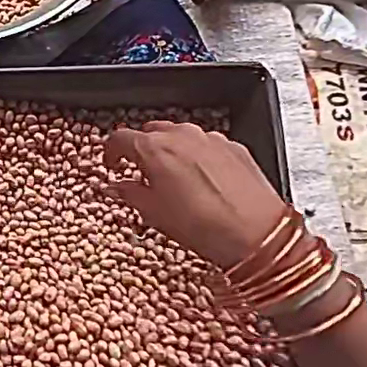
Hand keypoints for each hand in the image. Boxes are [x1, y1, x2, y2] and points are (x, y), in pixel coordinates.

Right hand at [102, 121, 287, 268]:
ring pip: (179, 135)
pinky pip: (205, 144)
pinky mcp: (234, 147)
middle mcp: (182, 136)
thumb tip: (116, 187)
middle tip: (137, 171)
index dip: (110, 151)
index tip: (111, 163)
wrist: (256, 233)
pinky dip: (195, 155)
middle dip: (140, 149)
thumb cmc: (205, 225)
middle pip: (150, 132)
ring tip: (169, 177)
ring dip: (168, 150)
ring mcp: (210, 139)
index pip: (120, 138)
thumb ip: (129, 193)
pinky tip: (198, 180)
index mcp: (154, 149)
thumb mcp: (153, 212)